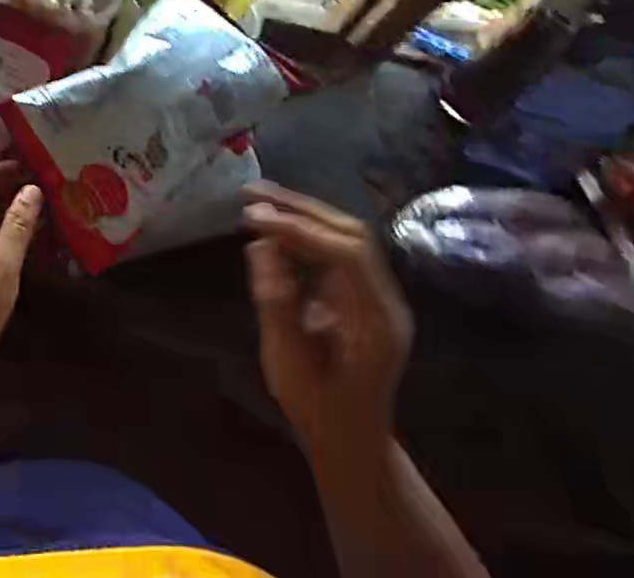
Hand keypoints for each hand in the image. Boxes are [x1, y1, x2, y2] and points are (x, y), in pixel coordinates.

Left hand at [0, 161, 42, 377]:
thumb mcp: (3, 260)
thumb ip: (18, 223)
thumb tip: (32, 187)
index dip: (0, 168)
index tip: (28, 162)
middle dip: (9, 185)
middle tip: (42, 180)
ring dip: (12, 209)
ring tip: (44, 204)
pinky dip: (10, 231)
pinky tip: (32, 237)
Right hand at [243, 181, 411, 459]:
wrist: (349, 440)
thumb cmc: (317, 408)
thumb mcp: (289, 359)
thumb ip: (277, 301)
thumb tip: (260, 246)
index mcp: (377, 320)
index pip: (348, 254)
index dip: (301, 230)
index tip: (254, 218)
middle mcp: (384, 300)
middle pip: (351, 235)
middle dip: (300, 209)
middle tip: (250, 194)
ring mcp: (372, 296)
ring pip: (343, 237)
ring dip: (299, 214)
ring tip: (254, 201)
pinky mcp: (356, 296)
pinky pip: (333, 251)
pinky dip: (300, 233)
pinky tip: (271, 228)